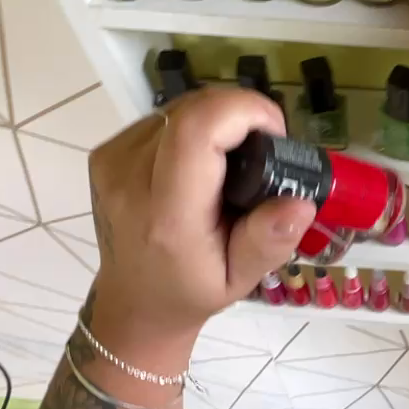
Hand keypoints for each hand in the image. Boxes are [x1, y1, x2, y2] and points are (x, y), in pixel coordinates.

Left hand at [85, 88, 315, 355]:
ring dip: (216, 121)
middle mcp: (130, 181)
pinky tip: (201, 160)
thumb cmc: (192, 288)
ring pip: (180, 109)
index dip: (243, 111)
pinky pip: (163, 118)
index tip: (275, 131)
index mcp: (167, 217)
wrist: (135, 299)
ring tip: (232, 160)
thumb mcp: (240, 278)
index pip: (196, 132)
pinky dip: (192, 127)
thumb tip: (301, 202)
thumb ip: (267, 242)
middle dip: (239, 114)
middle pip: (192, 111)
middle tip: (263, 148)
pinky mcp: (107, 152)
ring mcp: (112, 161)